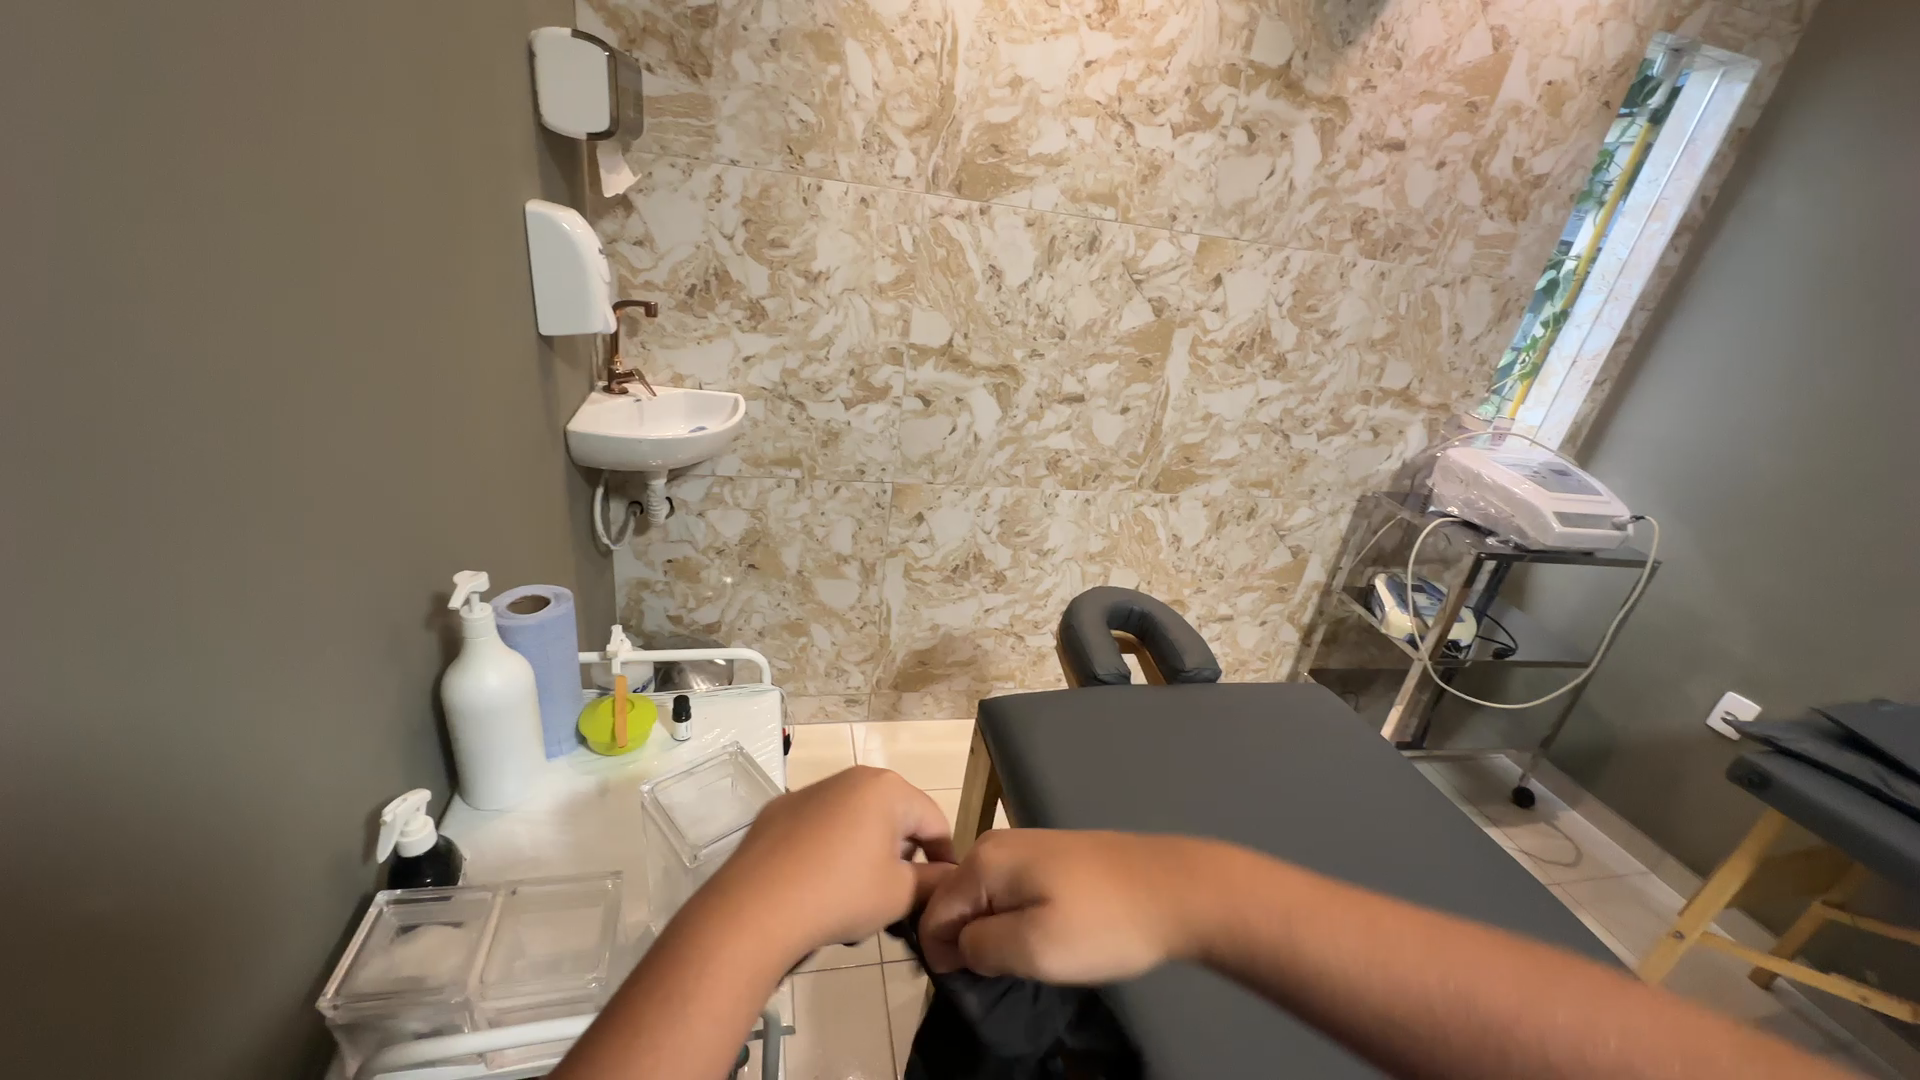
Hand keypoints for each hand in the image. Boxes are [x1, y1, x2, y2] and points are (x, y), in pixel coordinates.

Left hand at [701, 766, 956, 961]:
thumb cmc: (840, 895)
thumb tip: (949, 878)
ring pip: (856, 820)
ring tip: (855, 896)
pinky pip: (820, 828)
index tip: (941, 893)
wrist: (754, 908)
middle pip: (894, 817)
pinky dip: (828, 851)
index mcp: (887, 789)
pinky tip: (816, 887)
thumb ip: (933, 883)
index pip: (934, 821)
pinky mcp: (779, 811)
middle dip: (901, 855)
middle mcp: (851, 777)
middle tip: (897, 898)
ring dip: (865, 852)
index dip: (944, 859)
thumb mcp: (899, 895)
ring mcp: (811, 791)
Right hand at [917, 829, 1215, 983]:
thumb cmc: (1103, 922)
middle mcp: (996, 844)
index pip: (932, 914)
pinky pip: (1013, 893)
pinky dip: (1021, 920)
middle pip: (958, 904)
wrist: (1176, 889)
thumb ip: (979, 948)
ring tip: (1037, 958)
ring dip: (999, 934)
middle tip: (1014, 972)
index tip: (982, 984)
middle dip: (972, 943)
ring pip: (987, 900)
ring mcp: (1026, 847)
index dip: (945, 957)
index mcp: (983, 860)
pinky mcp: (1052, 857)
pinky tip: (1053, 936)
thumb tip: (956, 945)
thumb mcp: (1033, 948)